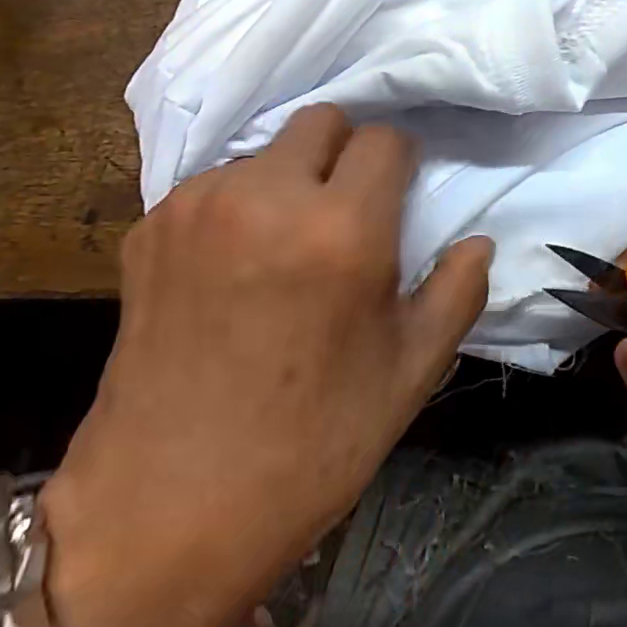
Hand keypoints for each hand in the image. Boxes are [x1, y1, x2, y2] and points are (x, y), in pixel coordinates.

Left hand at [39, 105, 491, 626]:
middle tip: (348, 211)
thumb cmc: (312, 442)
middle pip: (321, 121)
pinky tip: (236, 269)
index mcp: (341, 229)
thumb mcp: (411, 372)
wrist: (170, 505)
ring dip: (289, 180)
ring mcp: (197, 206)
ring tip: (286, 246)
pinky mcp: (149, 228)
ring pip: (264, 151)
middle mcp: (266, 196)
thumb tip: (477, 243)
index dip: (402, 164)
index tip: (401, 196)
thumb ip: (458, 291)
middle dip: (346, 153)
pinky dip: (238, 206)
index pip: (385, 140)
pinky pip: (214, 186)